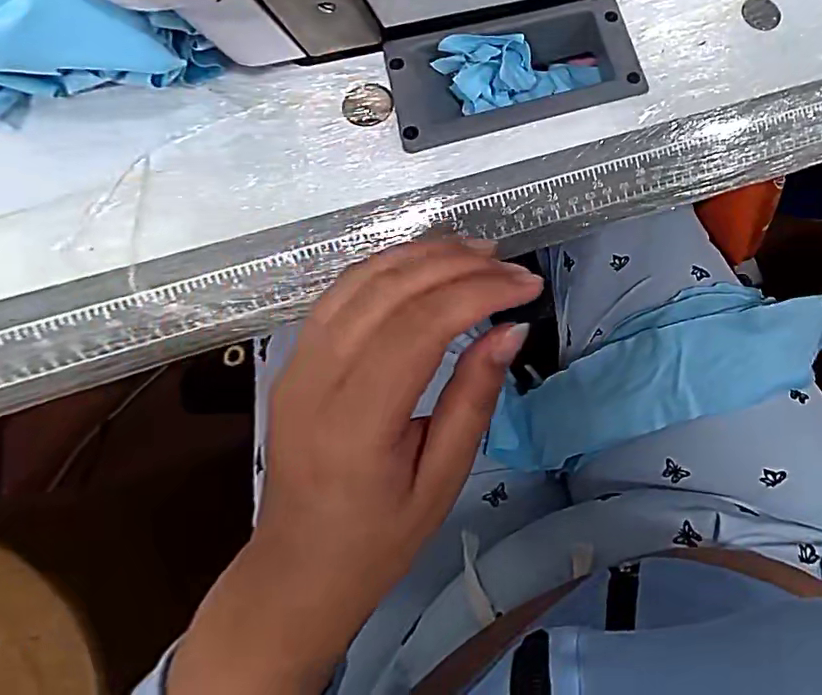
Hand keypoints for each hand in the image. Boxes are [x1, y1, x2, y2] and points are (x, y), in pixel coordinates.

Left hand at [172, 237, 542, 694]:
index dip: (479, 293)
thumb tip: (511, 329)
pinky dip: (391, 263)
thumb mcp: (442, 479)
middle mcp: (315, 382)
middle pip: (391, 292)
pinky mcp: (294, 357)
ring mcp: (296, 364)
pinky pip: (343, 290)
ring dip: (425, 254)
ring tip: (479, 253)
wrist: (295, 569)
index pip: (419, 328)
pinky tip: (429, 261)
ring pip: (363, 279)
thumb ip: (474, 398)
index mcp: (353, 425)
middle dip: (459, 266)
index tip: (527, 285)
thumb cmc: (378, 537)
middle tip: (511, 267)